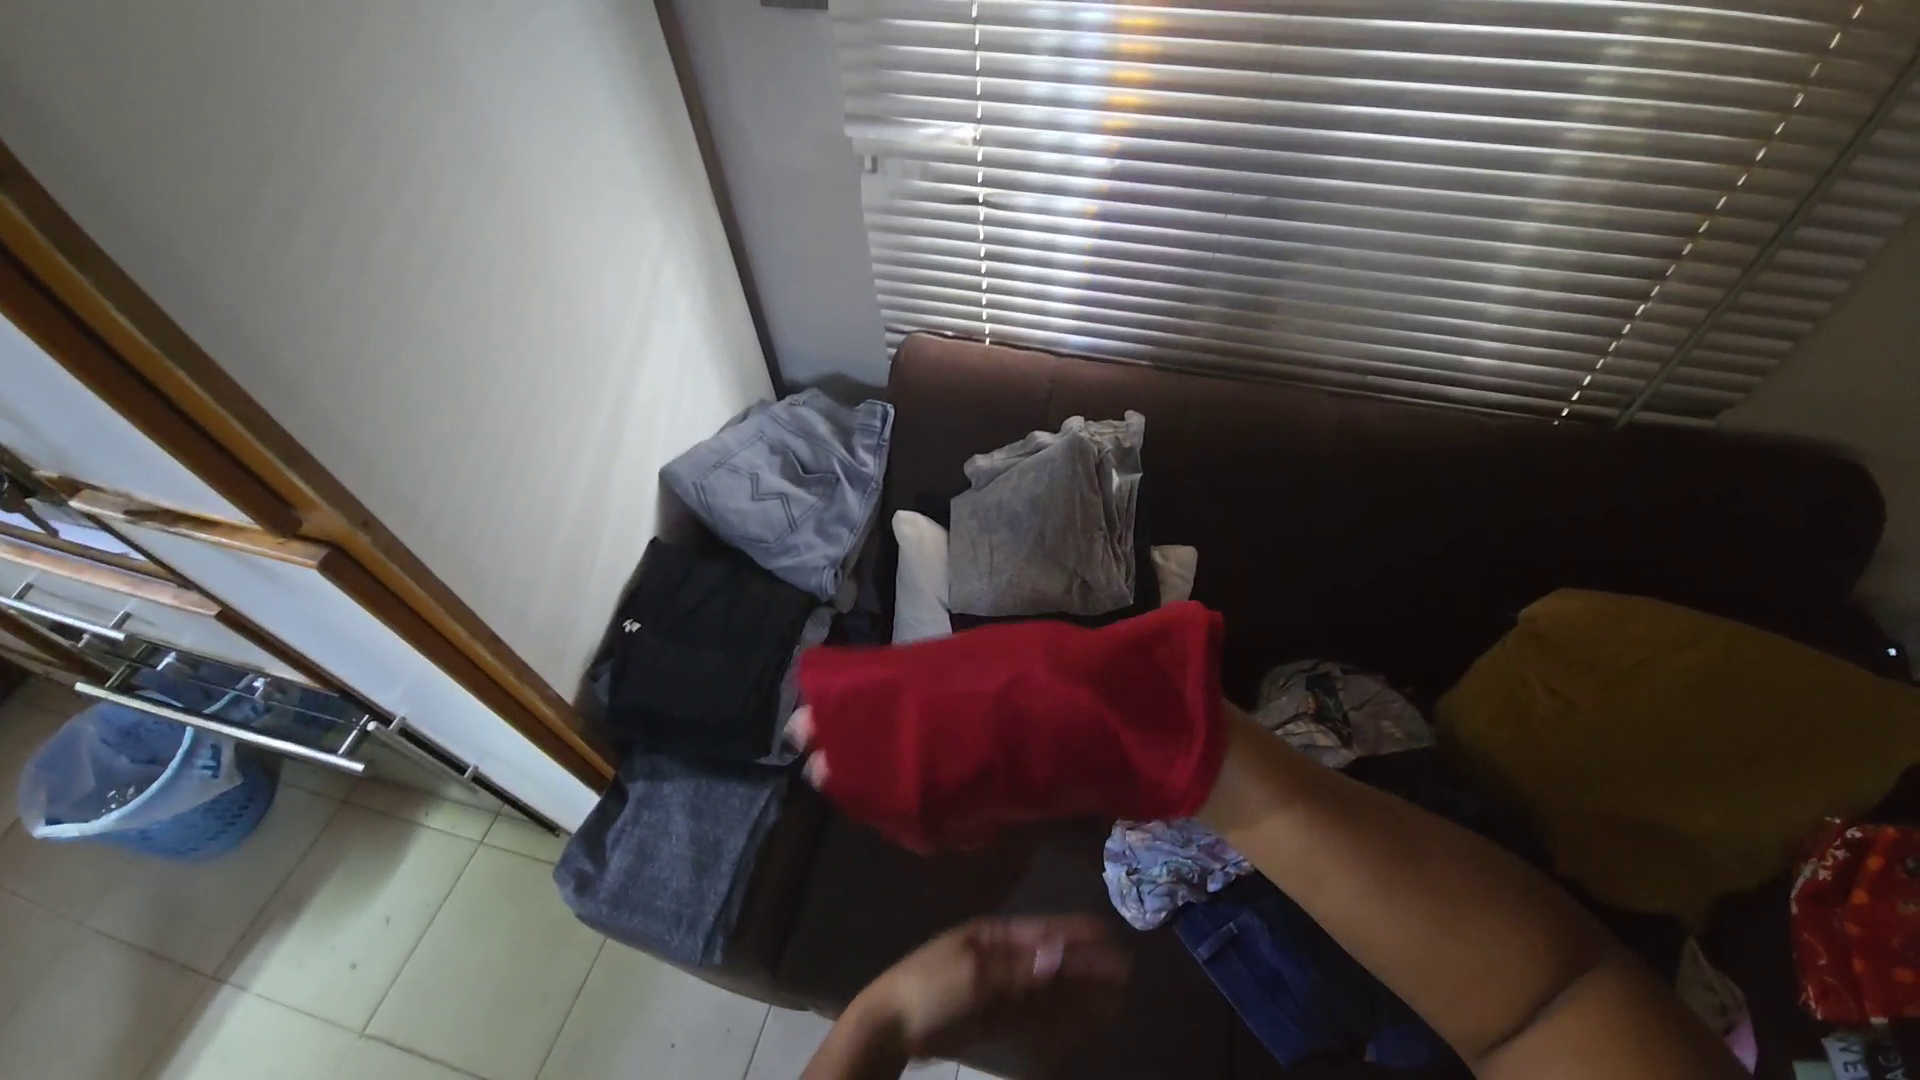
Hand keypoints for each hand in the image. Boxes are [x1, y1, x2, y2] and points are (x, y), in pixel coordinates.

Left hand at [848, 915, 1130, 1060]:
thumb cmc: (930, 986)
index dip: (1078, 935)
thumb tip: (1059, 954)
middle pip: (1052, 963)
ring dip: (1080, 996)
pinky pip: (1034, 1017)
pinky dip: (1058, 1021)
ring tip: (1114, 1004)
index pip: (1045, 932)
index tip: (1112, 937)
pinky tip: (1079, 1026)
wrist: (891, 1024)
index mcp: (994, 936)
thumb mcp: (973, 973)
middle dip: (1087, 969)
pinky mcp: (993, 1018)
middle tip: (1126, 976)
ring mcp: (999, 989)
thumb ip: (1018, 969)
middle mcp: (1002, 959)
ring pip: (1048, 992)